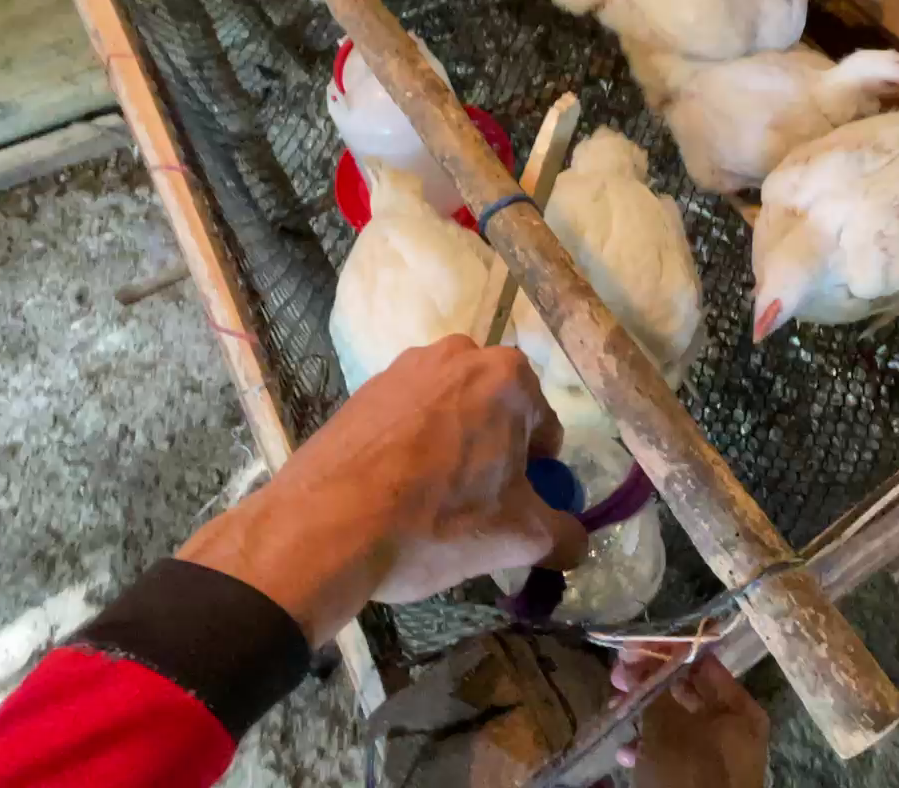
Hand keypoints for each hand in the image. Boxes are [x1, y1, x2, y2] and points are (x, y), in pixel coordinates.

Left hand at [176, 336, 588, 640]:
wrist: (322, 528)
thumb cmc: (437, 520)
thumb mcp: (516, 537)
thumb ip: (564, 536)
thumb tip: (577, 544)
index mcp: (508, 375)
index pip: (544, 429)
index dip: (536, 474)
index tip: (513, 506)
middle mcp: (460, 354)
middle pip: (497, 413)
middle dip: (495, 453)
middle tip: (475, 504)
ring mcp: (406, 366)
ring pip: (452, 412)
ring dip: (454, 446)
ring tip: (430, 500)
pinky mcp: (363, 388)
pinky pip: (409, 416)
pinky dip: (412, 445)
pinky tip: (394, 488)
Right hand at [612, 648, 770, 787]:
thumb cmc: (690, 774)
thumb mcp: (666, 728)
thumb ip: (651, 688)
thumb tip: (635, 659)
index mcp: (740, 710)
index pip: (702, 662)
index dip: (665, 652)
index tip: (632, 649)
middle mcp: (735, 730)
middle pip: (687, 692)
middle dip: (649, 684)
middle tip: (617, 676)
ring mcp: (718, 759)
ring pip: (676, 723)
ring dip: (644, 714)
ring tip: (616, 709)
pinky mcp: (700, 782)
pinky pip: (674, 753)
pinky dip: (650, 748)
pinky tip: (625, 752)